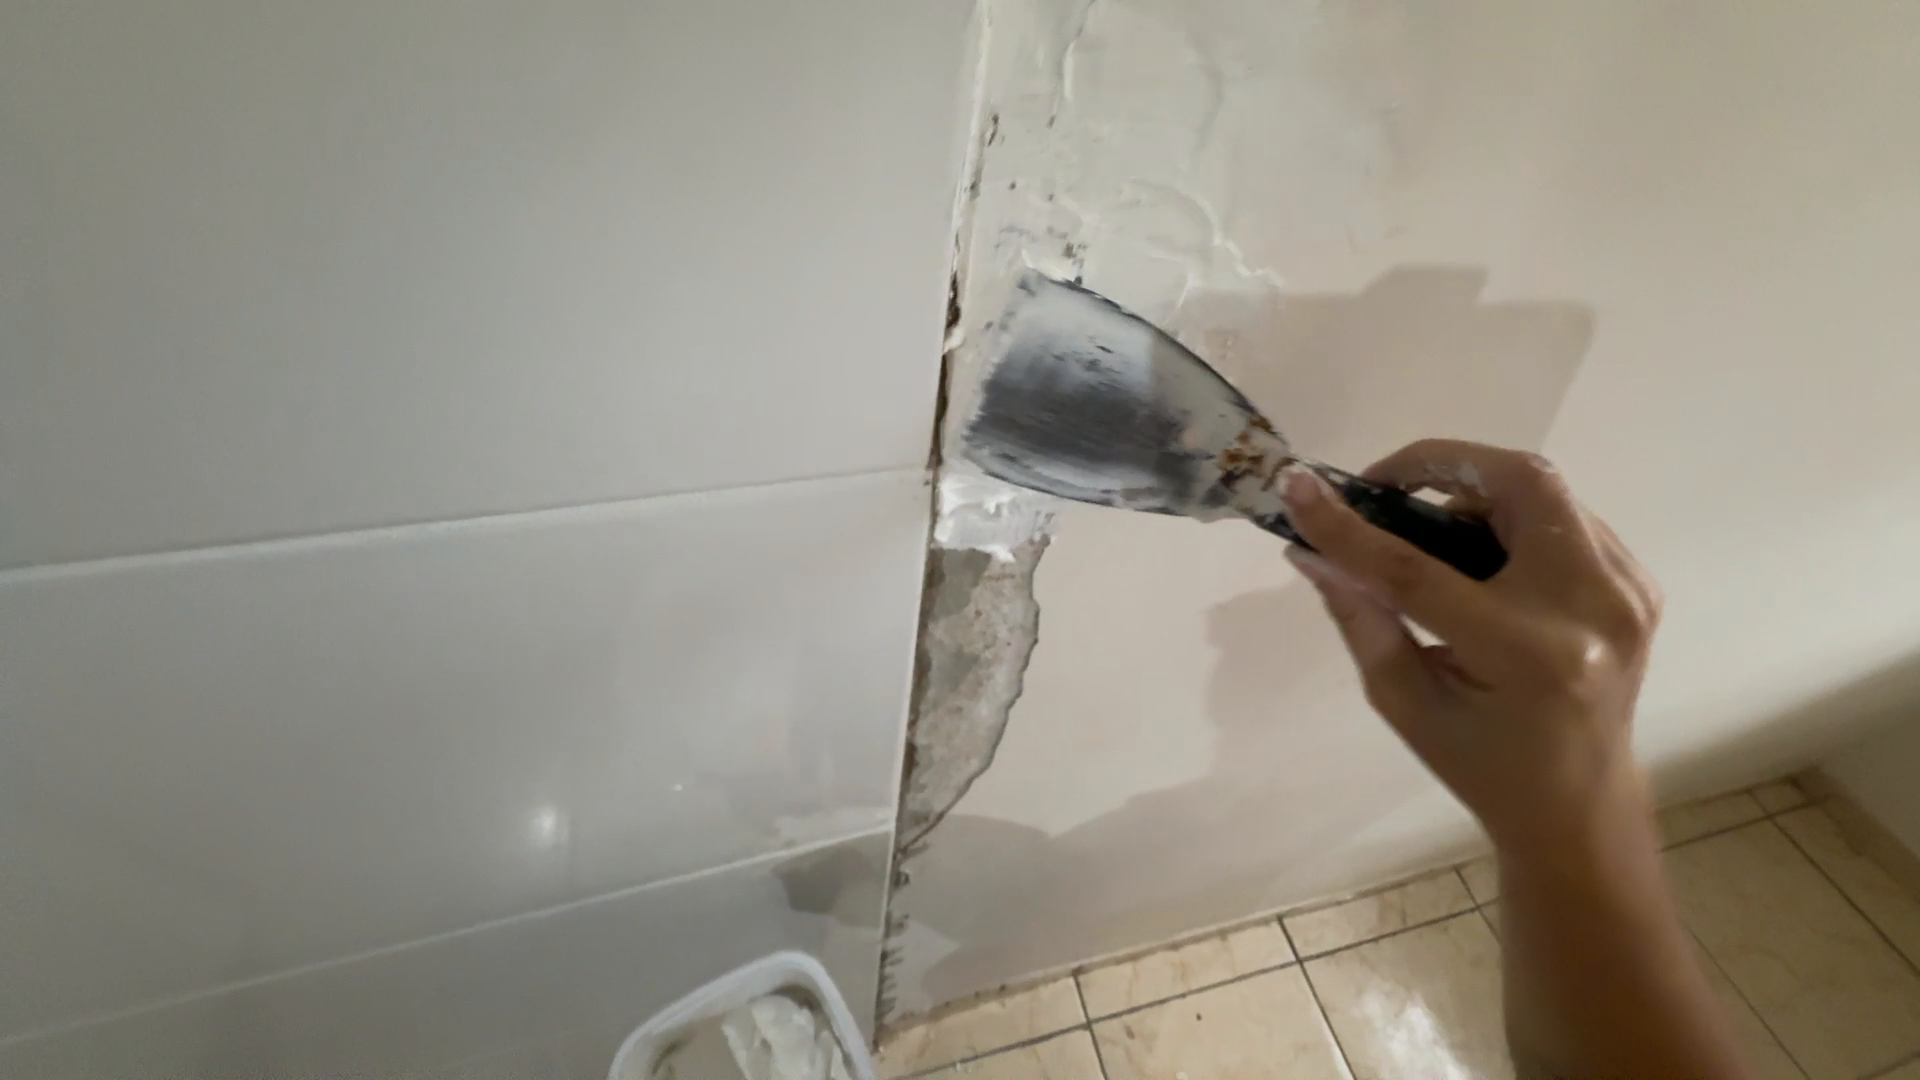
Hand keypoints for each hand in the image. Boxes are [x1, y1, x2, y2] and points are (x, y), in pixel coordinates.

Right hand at [1280, 440, 1663, 863]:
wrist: (1577, 806)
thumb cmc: (1475, 760)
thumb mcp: (1398, 697)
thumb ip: (1356, 614)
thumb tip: (1309, 549)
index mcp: (1524, 652)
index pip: (1414, 568)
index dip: (1347, 526)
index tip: (1297, 487)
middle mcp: (1591, 608)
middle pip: (1520, 483)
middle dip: (1438, 463)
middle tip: (1380, 489)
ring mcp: (1627, 591)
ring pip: (1543, 491)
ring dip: (1469, 491)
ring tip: (1418, 527)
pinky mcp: (1635, 584)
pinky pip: (1562, 516)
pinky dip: (1502, 515)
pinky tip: (1470, 552)